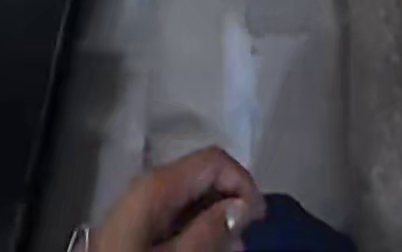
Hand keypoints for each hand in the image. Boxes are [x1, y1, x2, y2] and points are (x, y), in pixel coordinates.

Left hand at [91, 147, 265, 251]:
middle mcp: (152, 182)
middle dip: (231, 202)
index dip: (242, 181)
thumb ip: (208, 232)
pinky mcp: (142, 222)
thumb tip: (244, 206)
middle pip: (204, 175)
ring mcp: (145, 202)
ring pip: (194, 196)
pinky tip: (206, 248)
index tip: (259, 219)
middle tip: (244, 242)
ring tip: (229, 250)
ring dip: (217, 218)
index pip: (213, 159)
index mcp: (159, 183)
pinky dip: (200, 227)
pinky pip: (180, 213)